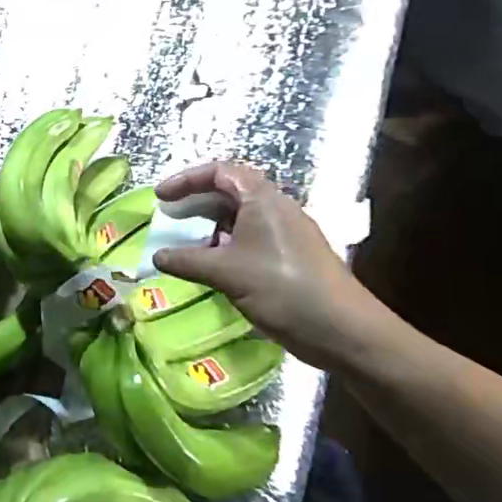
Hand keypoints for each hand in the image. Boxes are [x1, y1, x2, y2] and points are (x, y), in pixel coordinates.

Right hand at [151, 162, 397, 367]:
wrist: (344, 330)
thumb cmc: (283, 290)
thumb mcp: (227, 273)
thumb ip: (188, 261)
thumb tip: (157, 256)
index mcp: (261, 199)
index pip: (218, 172)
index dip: (186, 180)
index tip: (161, 198)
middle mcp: (275, 207)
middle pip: (229, 191)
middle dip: (196, 202)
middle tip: (170, 219)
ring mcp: (287, 232)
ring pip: (240, 217)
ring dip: (211, 227)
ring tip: (188, 246)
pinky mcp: (292, 256)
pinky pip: (252, 238)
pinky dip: (227, 245)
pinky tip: (216, 268)